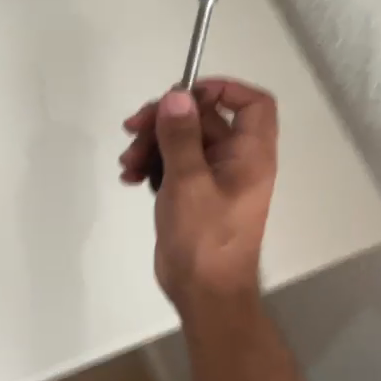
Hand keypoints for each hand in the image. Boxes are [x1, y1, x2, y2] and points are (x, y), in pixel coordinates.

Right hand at [117, 78, 278, 313]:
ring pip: (179, 140)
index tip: (181, 94)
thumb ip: (181, 136)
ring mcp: (211, 177)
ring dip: (149, 145)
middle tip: (132, 129)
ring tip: (127, 164)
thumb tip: (177, 95)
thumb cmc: (205, 237)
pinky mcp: (190, 192)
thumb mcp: (189, 182)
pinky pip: (169, 163)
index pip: (252, 103)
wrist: (203, 291)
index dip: (221, 89)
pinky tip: (130, 179)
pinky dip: (148, 165)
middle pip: (202, 119)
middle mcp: (234, 160)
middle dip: (163, 121)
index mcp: (249, 155)